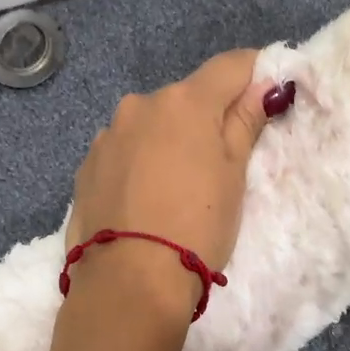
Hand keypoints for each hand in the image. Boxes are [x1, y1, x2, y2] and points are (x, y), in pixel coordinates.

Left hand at [64, 50, 292, 321]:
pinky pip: (122, 157)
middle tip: (215, 170)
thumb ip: (244, 125)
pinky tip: (143, 207)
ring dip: (165, 147)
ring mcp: (108, 137)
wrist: (130, 282)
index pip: (230, 68)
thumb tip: (258, 86)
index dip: (253, 79)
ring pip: (149, 129)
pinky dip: (137, 171)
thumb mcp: (233, 179)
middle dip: (203, 124)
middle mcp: (141, 106)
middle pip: (185, 102)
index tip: (263, 103)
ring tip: (173, 195)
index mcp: (185, 101)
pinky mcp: (86, 170)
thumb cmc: (197, 229)